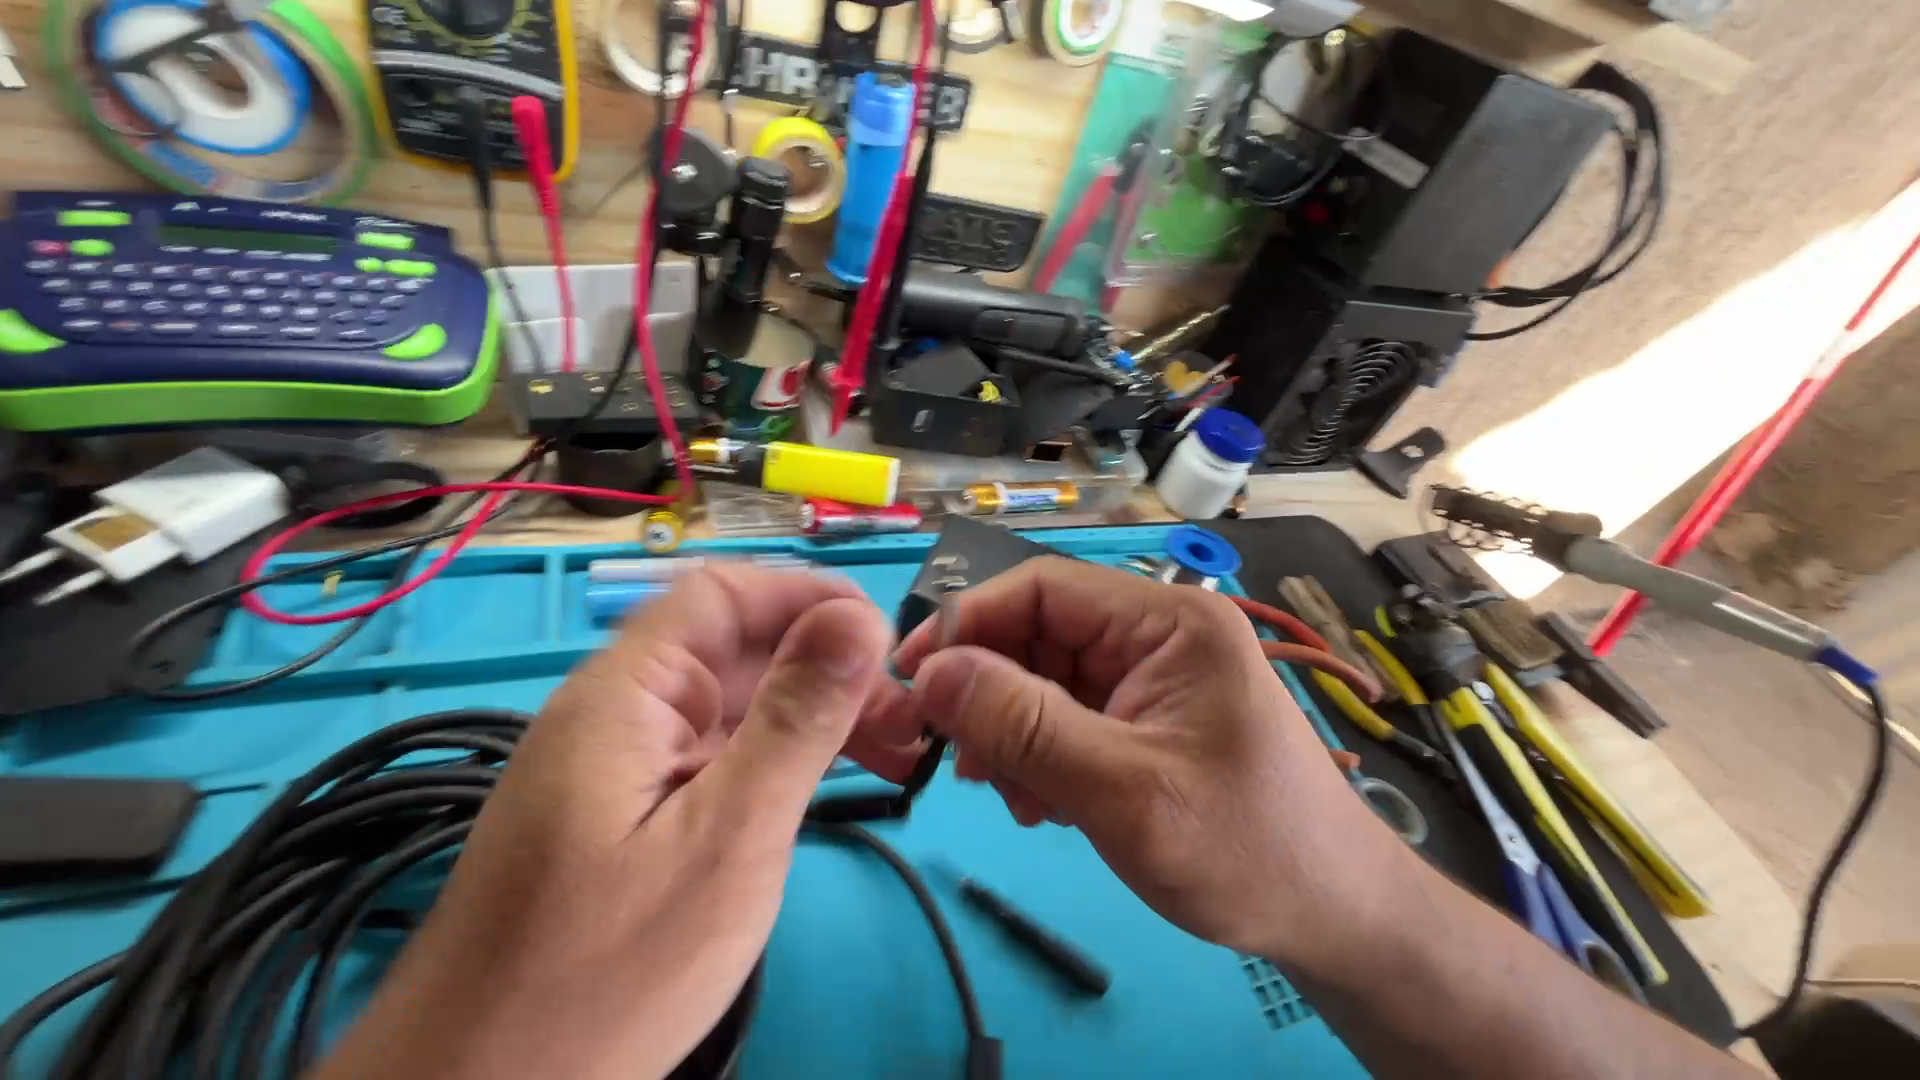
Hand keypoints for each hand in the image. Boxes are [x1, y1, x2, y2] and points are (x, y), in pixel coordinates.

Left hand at [315, 565, 899, 1079]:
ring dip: (819, 714)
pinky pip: (724, 755)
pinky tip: (841, 779)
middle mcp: (623, 712)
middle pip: (738, 648)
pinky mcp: (640, 812)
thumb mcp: (727, 839)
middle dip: (830, 666)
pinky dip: (787, 758)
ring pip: (739, 703)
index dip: (807, 597)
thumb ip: (794, 721)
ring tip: (900, 750)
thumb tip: (855, 617)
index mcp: (626, 693)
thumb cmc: (607, 974)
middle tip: (911, 716)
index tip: (885, 640)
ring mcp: (629, 765)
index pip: (722, 594)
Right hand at [885, 557, 1404, 962]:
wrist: (1332, 917)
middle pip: (1037, 636)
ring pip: (1042, 681)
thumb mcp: (1125, 790)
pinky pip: (1064, 717)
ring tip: (1015, 797)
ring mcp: (1148, 679)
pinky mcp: (1142, 720)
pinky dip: (1037, 755)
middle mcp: (1155, 635)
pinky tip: (1041, 803)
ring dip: (1011, 733)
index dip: (968, 623)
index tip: (912, 678)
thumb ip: (1024, 726)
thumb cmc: (1244, 847)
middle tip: (961, 760)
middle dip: (989, 694)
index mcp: (1167, 621)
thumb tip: (930, 672)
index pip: (1041, 588)